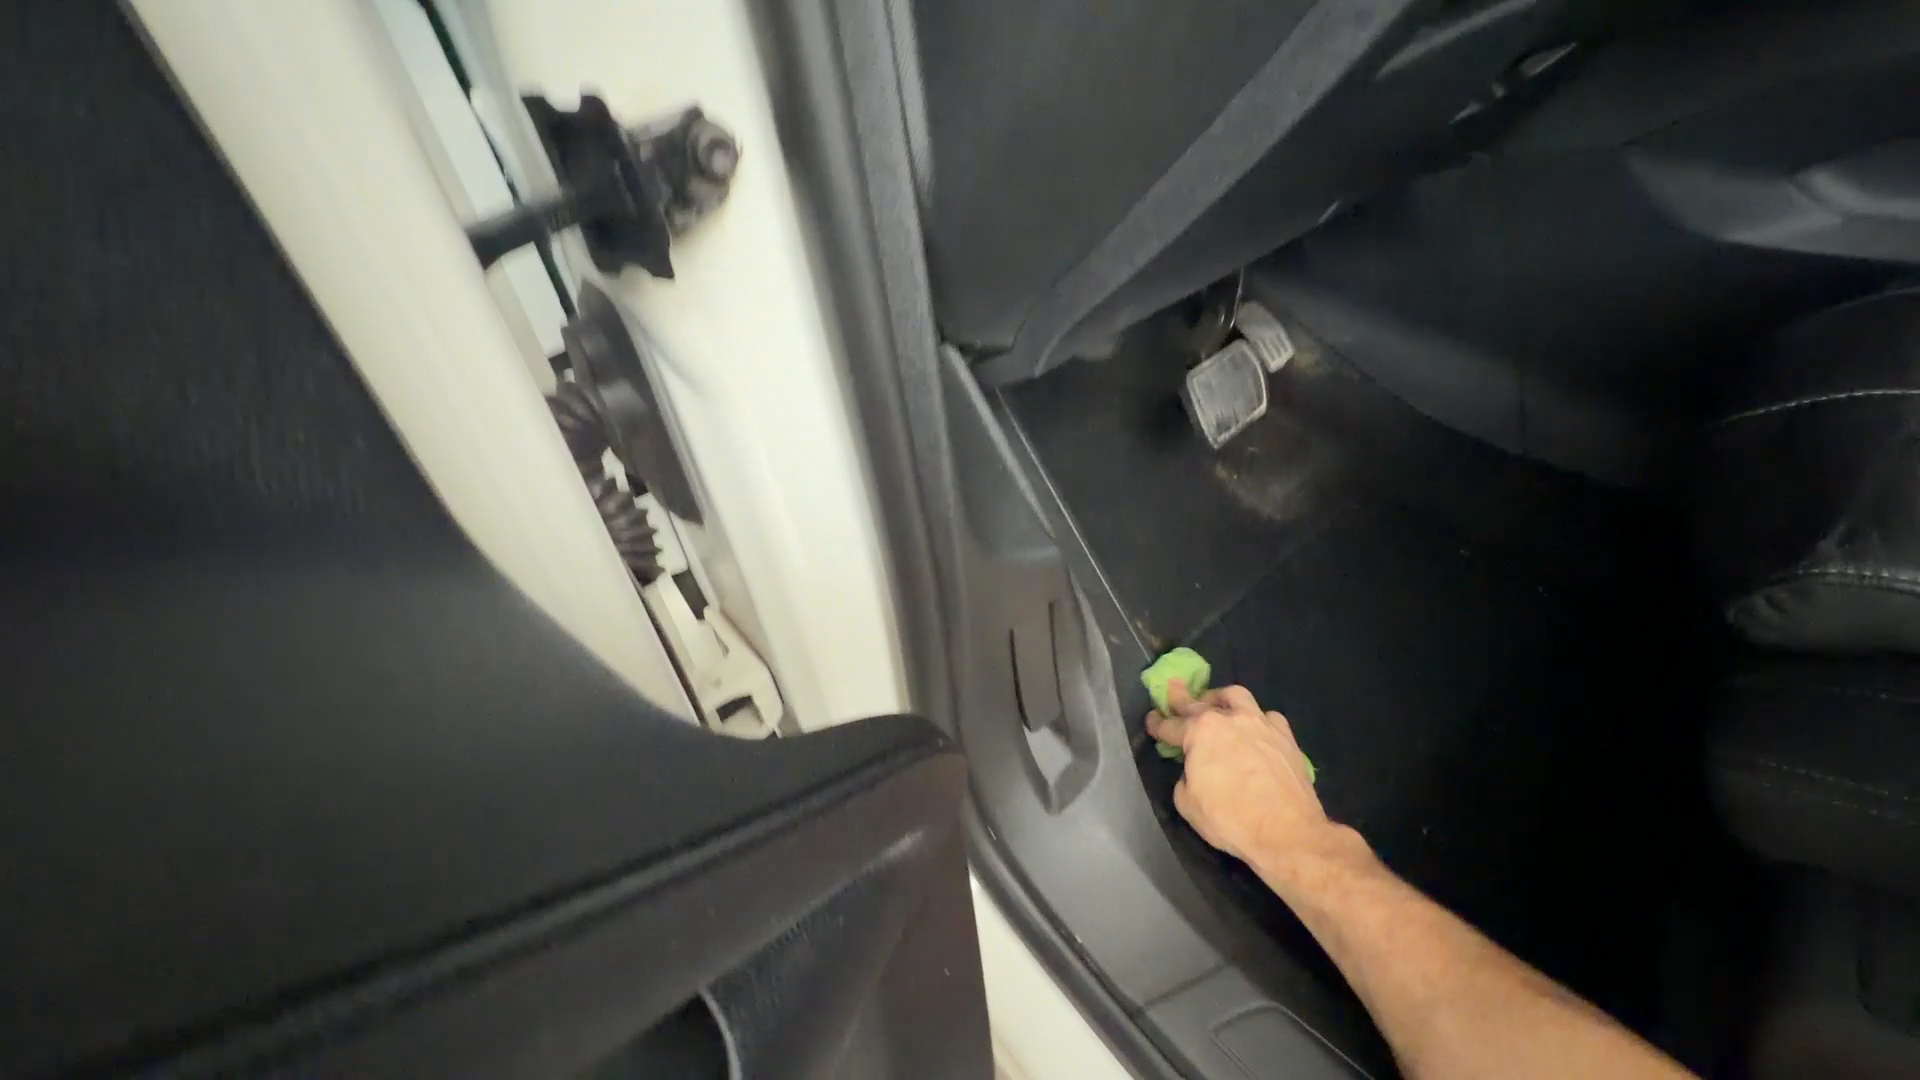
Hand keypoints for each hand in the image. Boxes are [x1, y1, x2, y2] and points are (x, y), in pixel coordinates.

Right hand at [1146, 680, 1335, 864]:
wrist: (1287, 834)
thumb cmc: (1230, 820)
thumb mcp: (1187, 804)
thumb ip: (1184, 779)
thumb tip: (1194, 772)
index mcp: (1199, 732)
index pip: (1170, 725)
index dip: (1157, 725)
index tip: (1152, 721)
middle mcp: (1228, 719)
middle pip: (1198, 703)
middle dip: (1181, 700)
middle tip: (1174, 693)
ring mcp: (1260, 724)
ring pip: (1236, 696)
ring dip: (1221, 699)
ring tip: (1217, 705)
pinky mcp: (1285, 736)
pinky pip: (1267, 717)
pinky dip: (1256, 719)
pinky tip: (1255, 730)